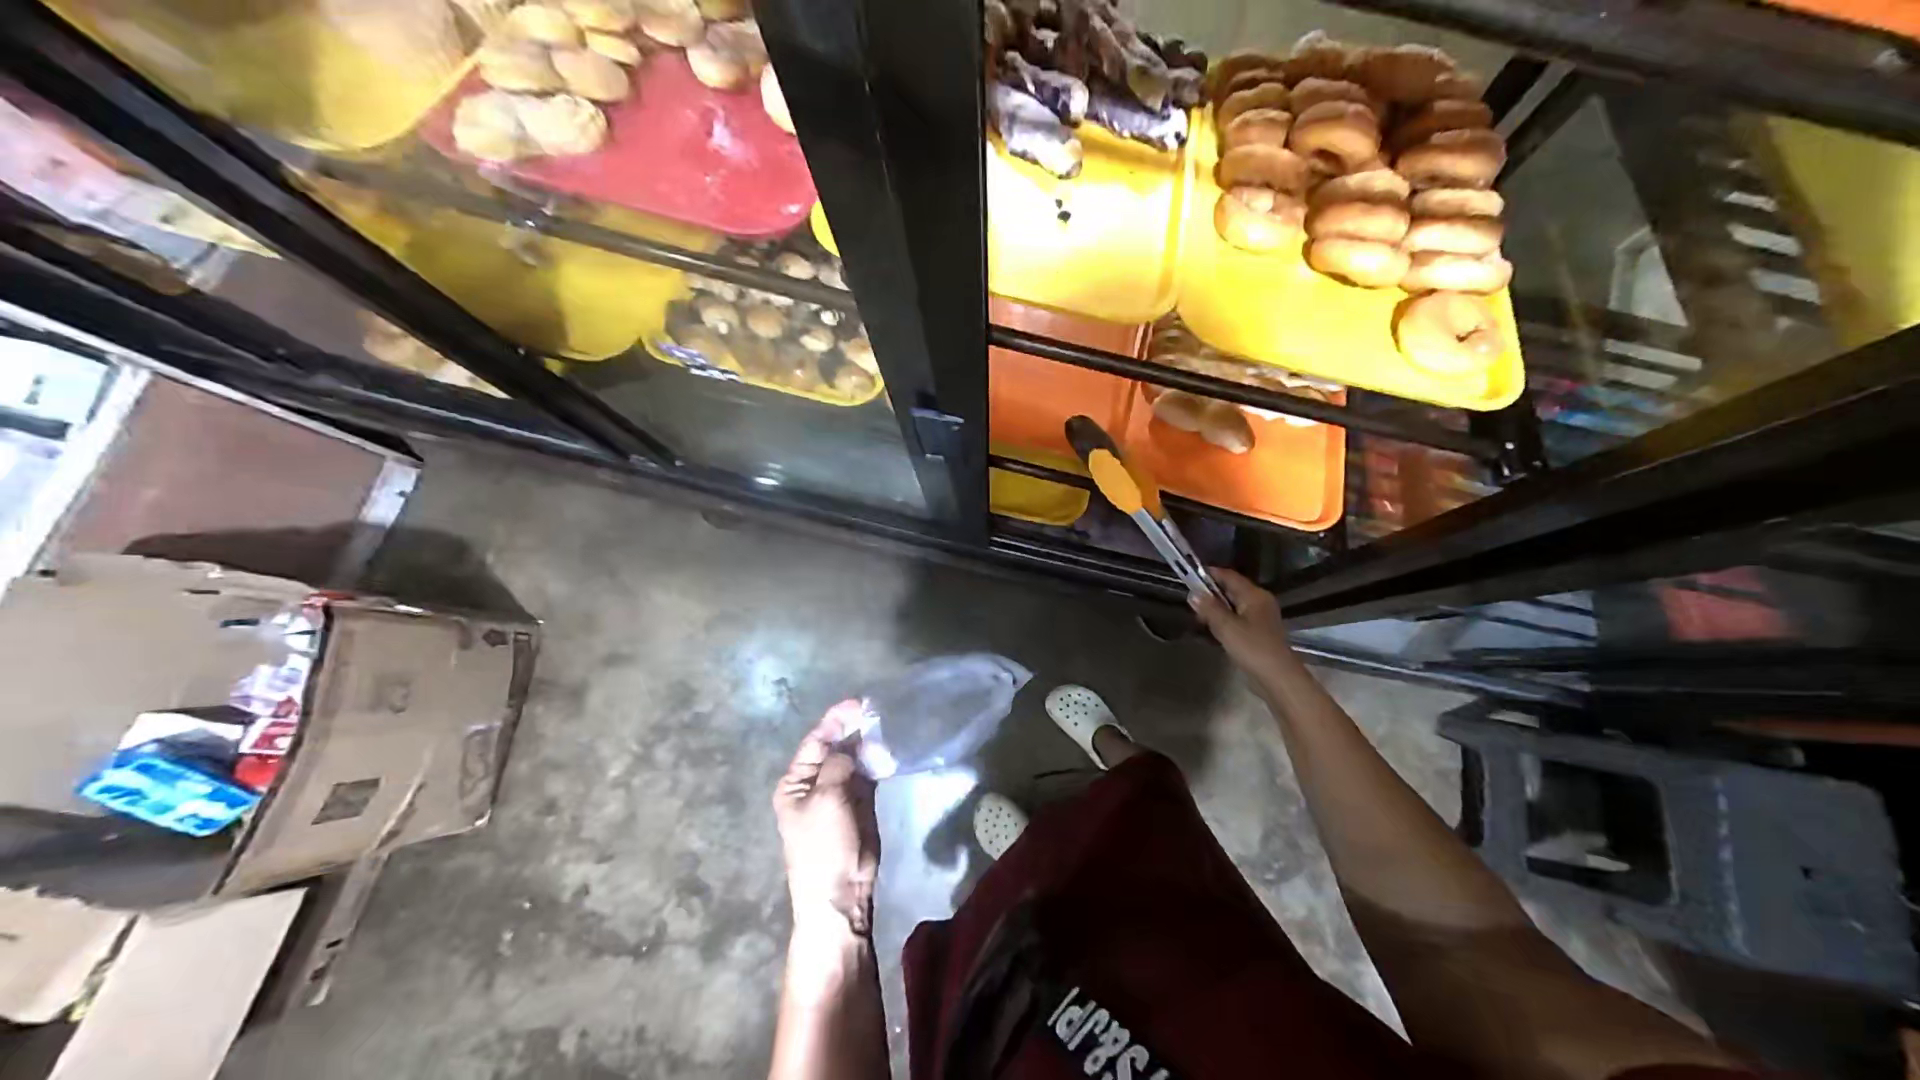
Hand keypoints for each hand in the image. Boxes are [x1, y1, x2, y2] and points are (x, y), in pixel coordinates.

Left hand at [773, 701, 880, 936]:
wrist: (841, 893)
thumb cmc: (823, 846)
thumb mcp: (826, 800)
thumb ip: (837, 765)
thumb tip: (852, 747)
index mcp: (796, 783)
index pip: (816, 741)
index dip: (835, 720)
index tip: (857, 703)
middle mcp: (815, 784)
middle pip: (836, 747)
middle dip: (854, 730)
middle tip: (878, 713)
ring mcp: (839, 794)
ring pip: (855, 760)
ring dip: (869, 745)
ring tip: (887, 730)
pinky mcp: (861, 805)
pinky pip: (869, 776)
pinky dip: (878, 763)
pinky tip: (889, 752)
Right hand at [1190, 568, 1301, 687]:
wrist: (1277, 677)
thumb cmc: (1252, 648)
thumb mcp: (1226, 626)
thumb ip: (1209, 608)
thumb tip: (1193, 594)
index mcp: (1255, 595)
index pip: (1229, 576)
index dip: (1210, 574)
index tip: (1189, 575)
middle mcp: (1260, 602)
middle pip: (1232, 590)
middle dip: (1211, 593)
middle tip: (1190, 600)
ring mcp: (1260, 618)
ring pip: (1233, 606)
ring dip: (1216, 608)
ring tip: (1198, 616)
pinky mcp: (1258, 633)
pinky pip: (1237, 619)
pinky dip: (1224, 620)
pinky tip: (1212, 629)